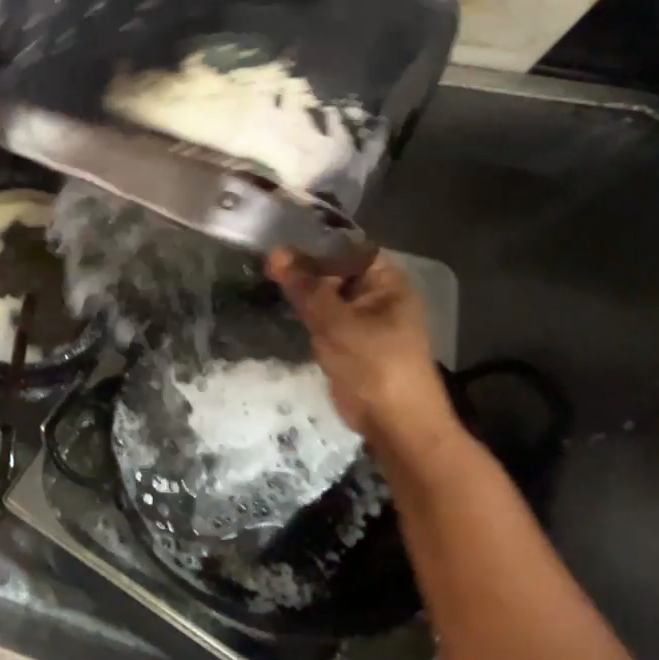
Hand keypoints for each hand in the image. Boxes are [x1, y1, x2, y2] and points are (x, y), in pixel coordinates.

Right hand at [268, 250, 458, 450]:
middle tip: (262, 258)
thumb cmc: (375, 365)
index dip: (315, 240)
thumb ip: (305, 287)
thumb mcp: (336, 321)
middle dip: (303, 265)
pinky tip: (277, 303)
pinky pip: (322, 316)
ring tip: (263, 275)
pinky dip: (303, 311)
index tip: (278, 235)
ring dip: (300, 289)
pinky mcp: (348, 341)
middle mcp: (377, 295)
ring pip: (326, 293)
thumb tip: (276, 252)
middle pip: (335, 269)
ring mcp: (362, 319)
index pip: (348, 247)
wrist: (395, 424)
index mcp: (387, 282)